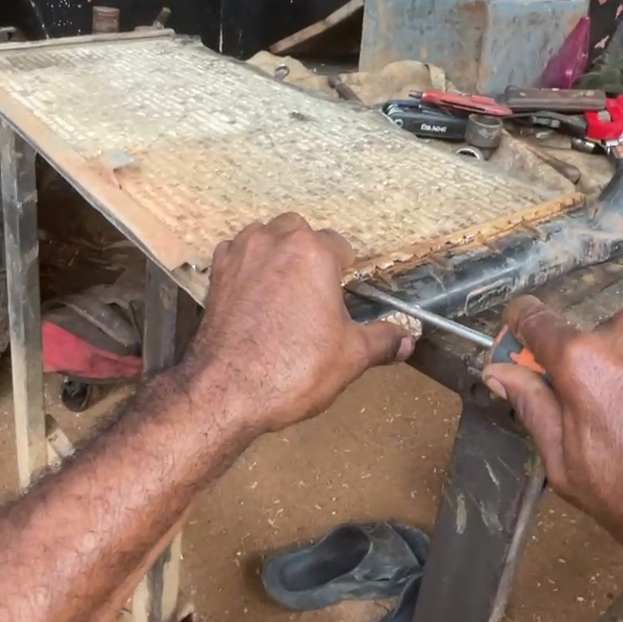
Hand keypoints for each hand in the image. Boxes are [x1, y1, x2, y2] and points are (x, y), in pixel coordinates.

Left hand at [183, 214, 413, 435]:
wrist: (227, 391)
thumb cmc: (293, 367)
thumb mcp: (351, 356)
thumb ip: (382, 340)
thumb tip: (406, 340)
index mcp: (313, 252)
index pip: (339, 245)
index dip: (345, 269)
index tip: (344, 293)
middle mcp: (275, 242)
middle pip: (299, 230)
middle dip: (309, 252)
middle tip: (316, 289)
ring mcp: (241, 255)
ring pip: (264, 235)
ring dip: (275, 252)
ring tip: (284, 288)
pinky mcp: (216, 274)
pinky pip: (234, 253)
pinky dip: (246, 265)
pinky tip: (253, 293)